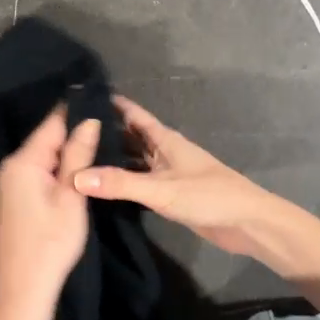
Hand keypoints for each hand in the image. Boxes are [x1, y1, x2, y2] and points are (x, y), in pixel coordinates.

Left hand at [0, 108, 97, 318]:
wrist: (23, 291)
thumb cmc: (51, 243)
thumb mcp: (71, 197)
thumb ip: (78, 156)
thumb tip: (89, 120)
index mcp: (22, 162)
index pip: (52, 123)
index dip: (77, 111)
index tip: (102, 102)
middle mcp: (10, 166)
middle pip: (46, 138)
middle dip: (74, 132)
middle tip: (108, 125)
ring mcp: (8, 183)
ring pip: (43, 156)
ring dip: (67, 152)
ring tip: (99, 144)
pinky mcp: (12, 199)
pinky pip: (37, 172)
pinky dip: (56, 168)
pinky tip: (76, 171)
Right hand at [75, 97, 287, 258]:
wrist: (248, 223)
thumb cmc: (208, 196)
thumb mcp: (161, 190)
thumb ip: (120, 183)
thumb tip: (75, 175)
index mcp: (166, 140)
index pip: (134, 115)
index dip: (113, 104)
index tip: (85, 96)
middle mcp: (166, 152)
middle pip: (133, 137)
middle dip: (107, 132)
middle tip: (72, 132)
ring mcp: (170, 174)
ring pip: (137, 160)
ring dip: (115, 159)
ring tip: (81, 159)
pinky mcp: (173, 195)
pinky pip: (142, 182)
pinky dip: (125, 182)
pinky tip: (106, 189)